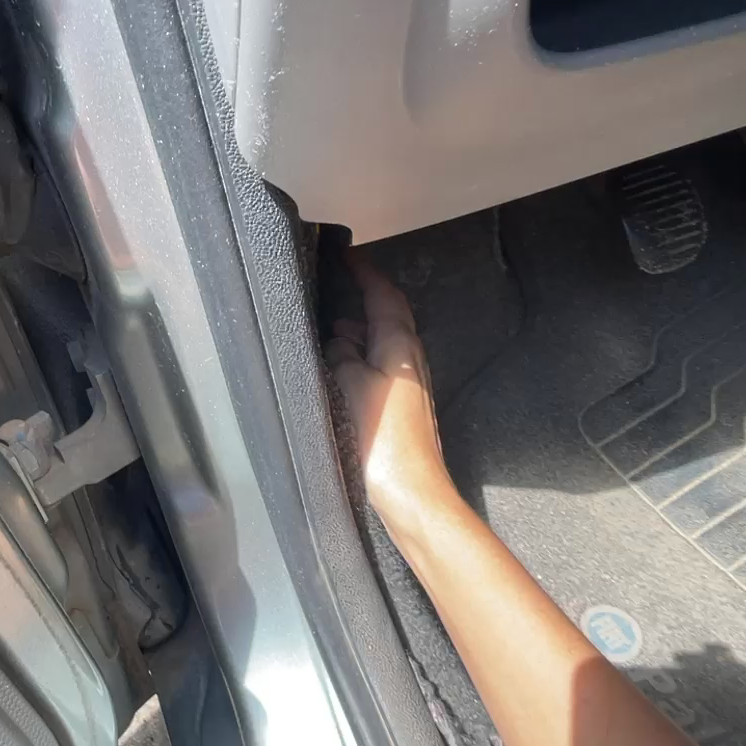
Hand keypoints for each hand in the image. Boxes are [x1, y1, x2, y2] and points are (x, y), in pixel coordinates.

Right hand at [326, 251, 457, 529]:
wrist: (411, 490)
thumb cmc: (383, 440)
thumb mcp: (353, 388)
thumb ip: (343, 357)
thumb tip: (340, 341)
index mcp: (400, 348)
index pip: (385, 297)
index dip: (367, 273)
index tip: (349, 255)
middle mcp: (411, 360)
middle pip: (390, 316)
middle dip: (366, 297)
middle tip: (341, 285)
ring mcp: (410, 384)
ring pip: (385, 342)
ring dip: (362, 328)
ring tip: (334, 325)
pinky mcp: (403, 406)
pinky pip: (381, 365)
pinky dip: (362, 355)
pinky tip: (345, 366)